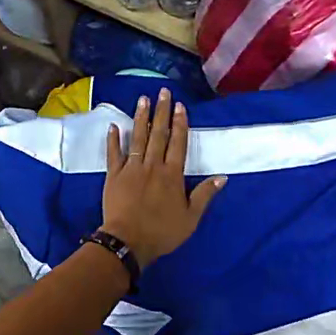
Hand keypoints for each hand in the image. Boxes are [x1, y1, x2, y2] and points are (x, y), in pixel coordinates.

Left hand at [100, 88, 226, 267]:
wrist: (128, 241)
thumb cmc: (162, 232)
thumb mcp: (191, 217)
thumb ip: (205, 194)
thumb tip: (222, 176)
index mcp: (172, 174)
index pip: (178, 143)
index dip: (180, 123)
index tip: (179, 106)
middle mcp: (152, 166)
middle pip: (158, 134)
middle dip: (161, 112)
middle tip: (163, 92)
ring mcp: (131, 169)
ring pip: (137, 138)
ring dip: (140, 118)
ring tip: (143, 99)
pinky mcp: (113, 176)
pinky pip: (113, 154)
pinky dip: (113, 139)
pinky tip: (114, 126)